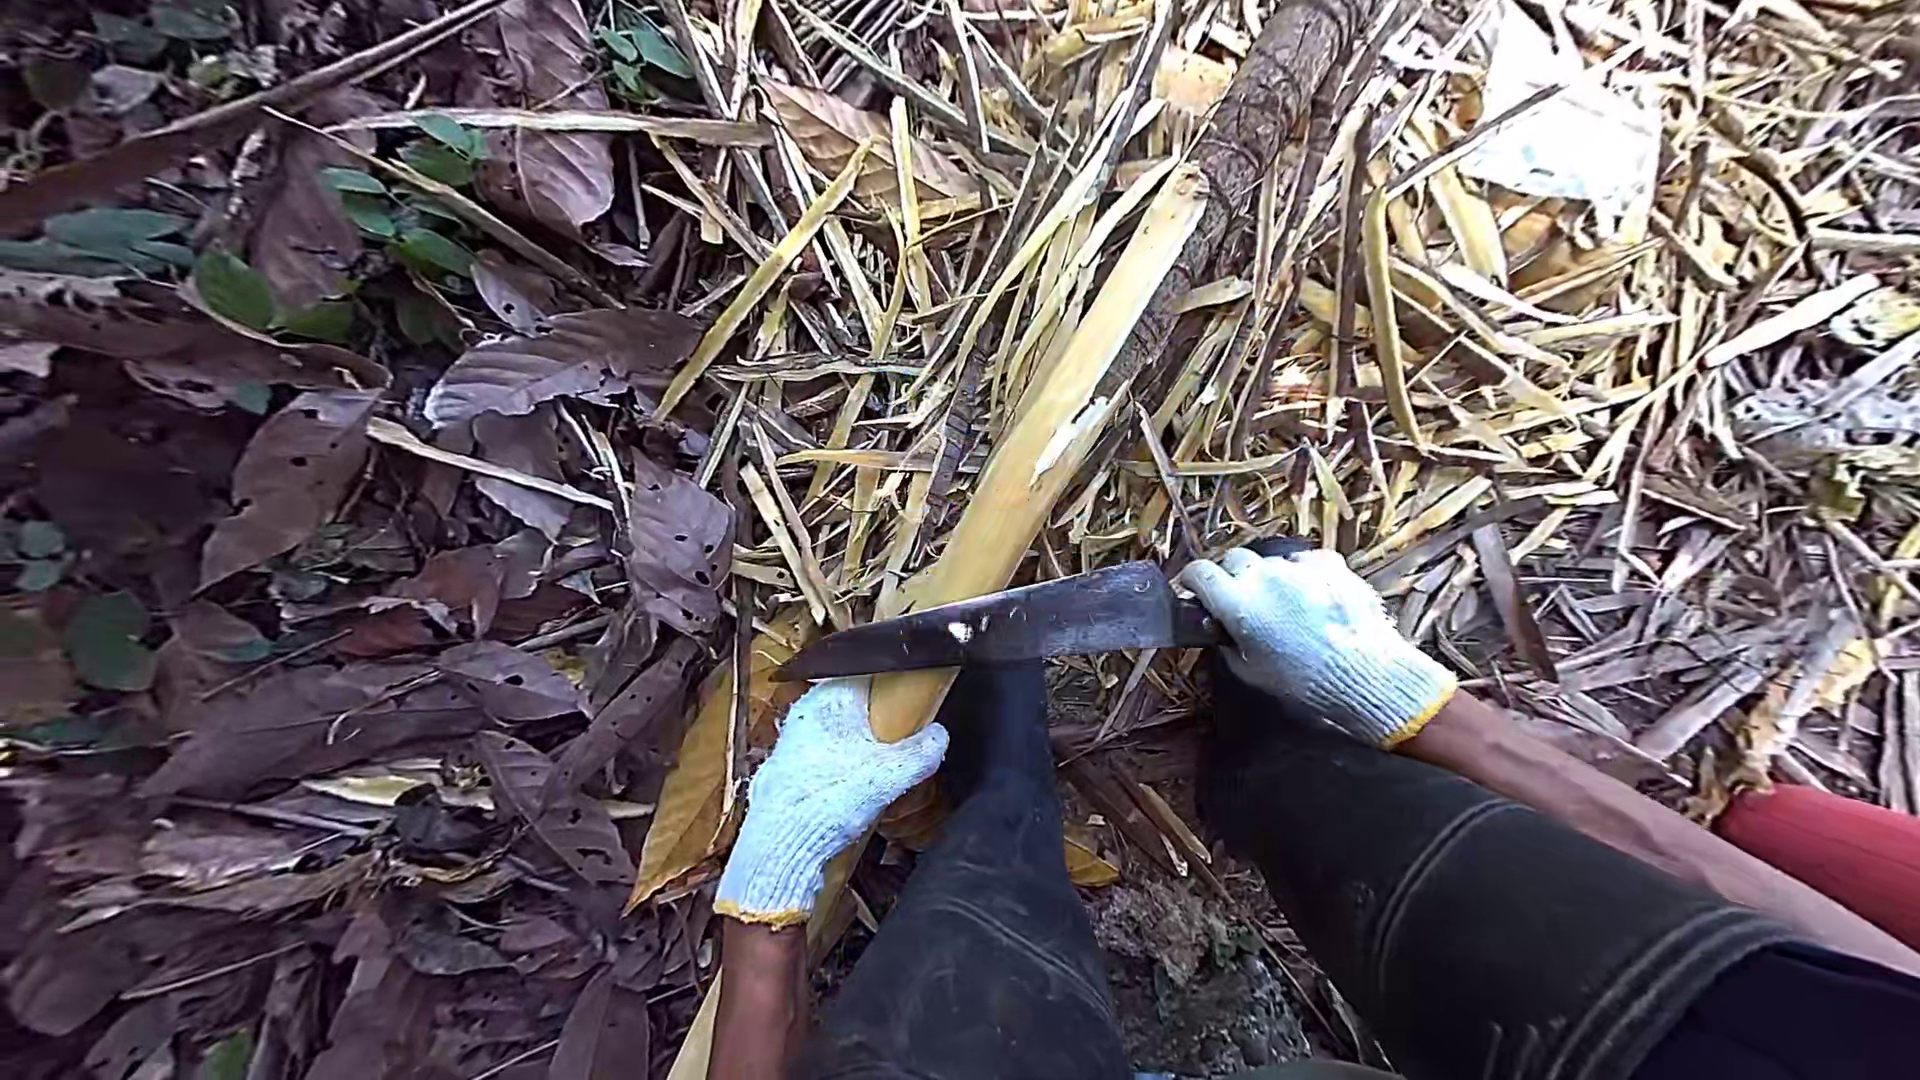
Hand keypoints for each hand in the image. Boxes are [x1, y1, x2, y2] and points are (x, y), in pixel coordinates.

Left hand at [715, 677, 947, 925]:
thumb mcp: (888, 774)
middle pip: (859, 708)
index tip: (912, 711)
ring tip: (877, 779)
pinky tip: (854, 794)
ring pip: (844, 735)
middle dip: (881, 730)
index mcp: (827, 697)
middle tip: (897, 752)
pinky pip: (828, 758)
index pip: (871, 676)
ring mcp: (794, 741)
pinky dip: (845, 771)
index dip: (896, 691)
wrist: (779, 852)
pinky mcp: (789, 769)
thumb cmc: (827, 801)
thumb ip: (921, 752)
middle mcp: (806, 711)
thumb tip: (939, 735)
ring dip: (864, 753)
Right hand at [1177, 547, 1455, 747]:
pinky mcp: (1330, 565)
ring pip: (1270, 560)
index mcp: (1236, 602)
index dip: (1192, 579)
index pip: (1198, 571)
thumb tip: (1220, 627)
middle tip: (1240, 598)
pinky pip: (1305, 561)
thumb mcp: (1249, 670)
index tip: (1194, 588)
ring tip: (1282, 602)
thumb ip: (1227, 641)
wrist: (1367, 677)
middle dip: (1231, 575)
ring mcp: (1297, 567)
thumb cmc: (1304, 682)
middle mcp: (1263, 576)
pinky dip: (1303, 573)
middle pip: (1233, 558)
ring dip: (1268, 576)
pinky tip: (1310, 593)